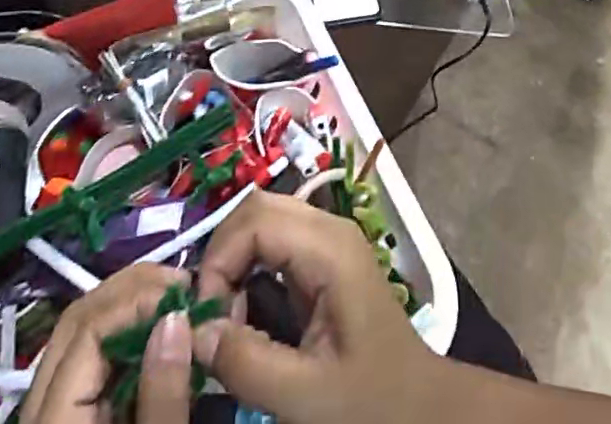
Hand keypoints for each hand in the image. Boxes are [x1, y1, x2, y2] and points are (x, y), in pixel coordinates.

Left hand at [24, 264, 192, 423]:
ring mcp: (49, 407)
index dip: (137, 299)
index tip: (187, 294)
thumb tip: (177, 317)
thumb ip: (164, 394)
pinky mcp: (68, 411)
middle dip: (133, 289)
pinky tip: (159, 328)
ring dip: (131, 303)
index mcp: (52, 421)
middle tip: (184, 286)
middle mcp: (38, 406)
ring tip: (177, 300)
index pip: (86, 330)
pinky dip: (126, 329)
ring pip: (81, 330)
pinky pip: (90, 353)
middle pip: (77, 319)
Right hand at [194, 191, 441, 423]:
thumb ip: (245, 362)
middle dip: (222, 256)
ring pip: (262, 219)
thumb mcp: (304, 395)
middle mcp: (329, 229)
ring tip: (229, 320)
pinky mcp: (322, 256)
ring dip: (233, 262)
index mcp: (330, 249)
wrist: (416, 402)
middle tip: (214, 317)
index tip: (208, 319)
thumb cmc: (368, 398)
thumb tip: (194, 331)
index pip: (255, 220)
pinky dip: (247, 267)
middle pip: (256, 208)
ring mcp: (328, 238)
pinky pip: (273, 240)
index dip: (220, 261)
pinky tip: (246, 313)